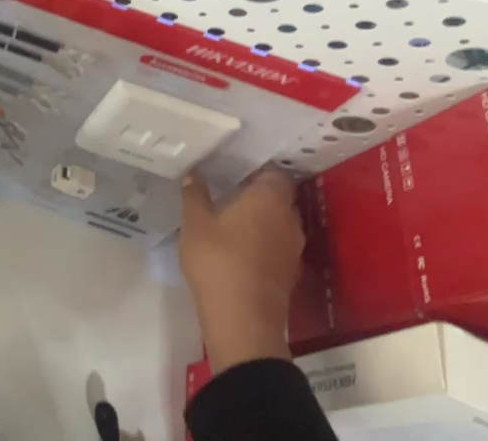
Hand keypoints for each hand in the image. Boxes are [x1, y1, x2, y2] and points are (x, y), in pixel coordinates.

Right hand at [179, 168, 304, 372]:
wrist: (243, 319)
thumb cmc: (218, 261)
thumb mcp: (195, 223)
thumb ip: (195, 195)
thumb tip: (194, 175)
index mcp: (269, 200)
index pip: (276, 173)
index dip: (258, 168)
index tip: (235, 167)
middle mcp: (289, 220)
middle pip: (279, 197)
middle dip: (258, 193)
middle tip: (228, 189)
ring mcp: (293, 249)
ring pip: (279, 222)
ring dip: (261, 219)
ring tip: (231, 218)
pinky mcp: (289, 272)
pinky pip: (277, 245)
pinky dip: (262, 241)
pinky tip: (239, 246)